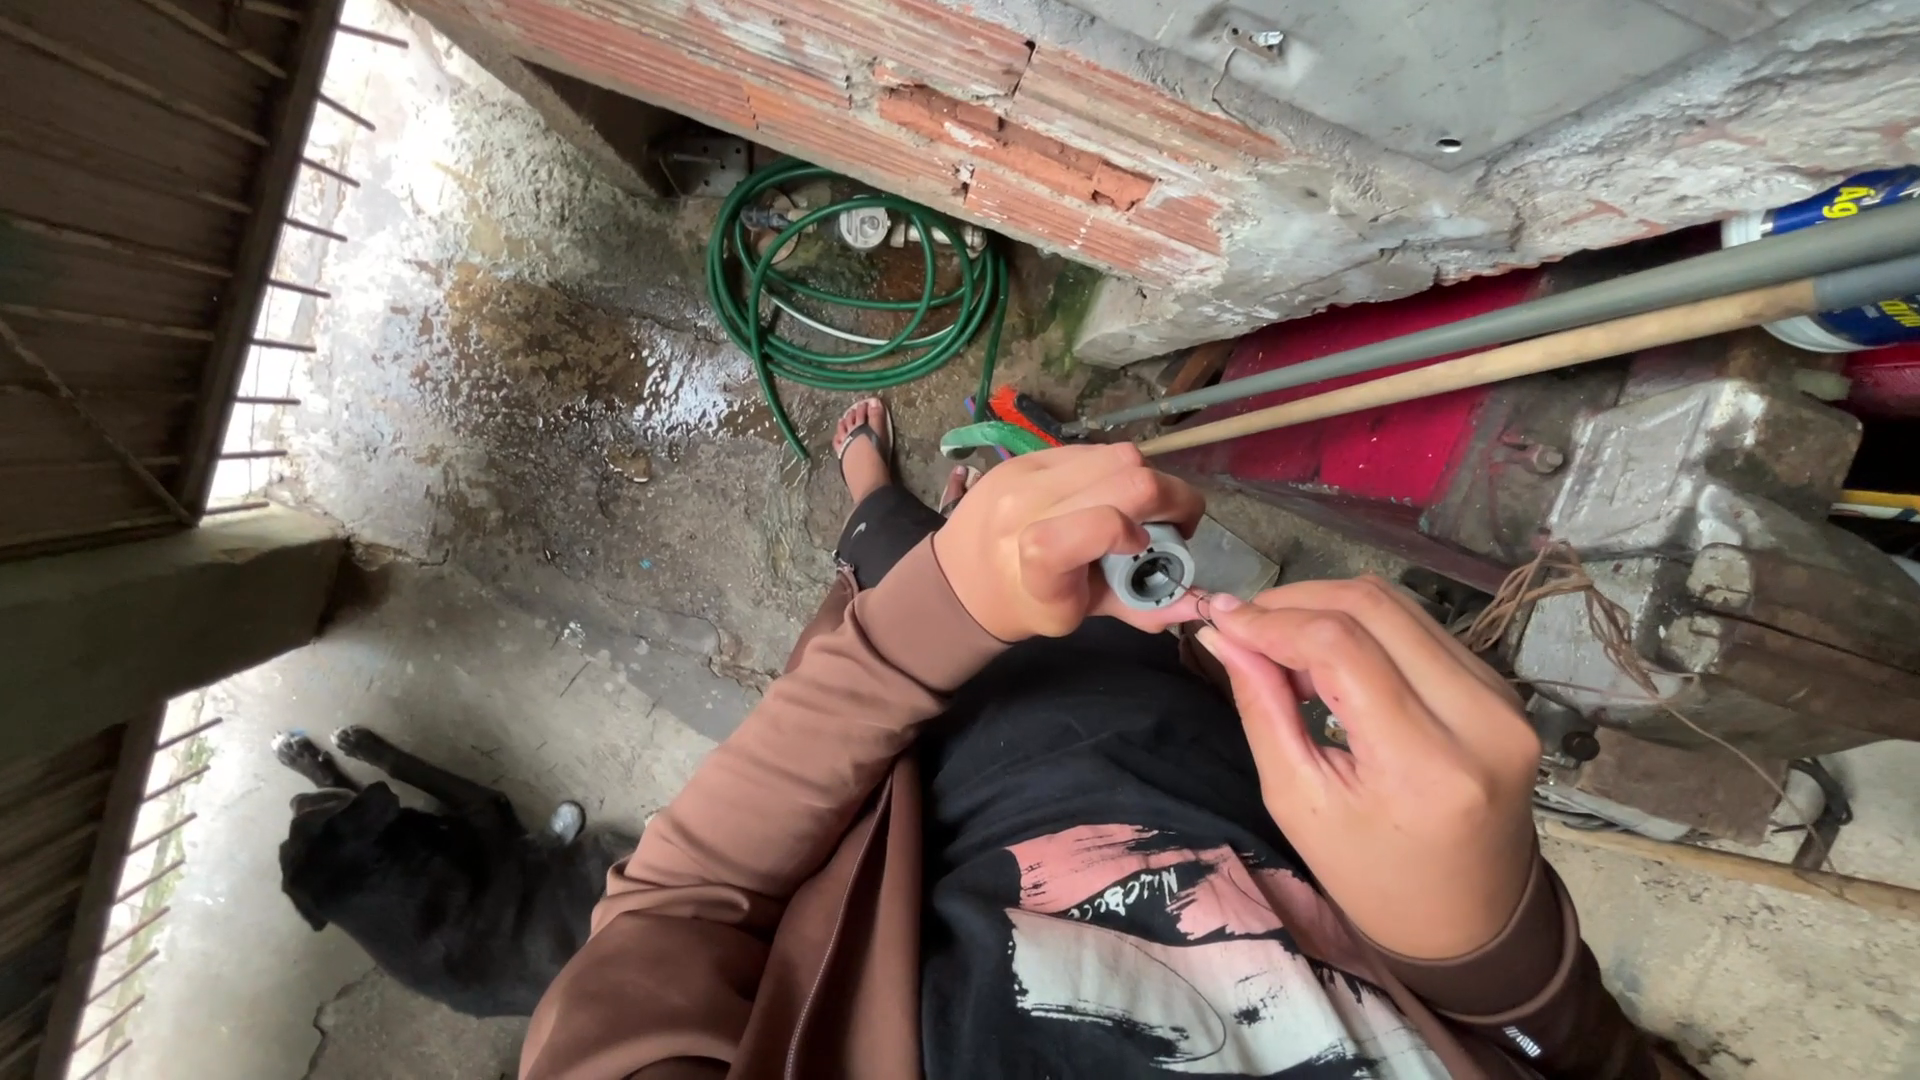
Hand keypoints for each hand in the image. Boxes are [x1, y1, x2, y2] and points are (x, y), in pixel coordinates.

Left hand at [933, 443, 1204, 640]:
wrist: (961, 578)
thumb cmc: (1025, 604)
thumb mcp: (1078, 617)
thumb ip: (1140, 607)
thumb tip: (1199, 601)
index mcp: (1038, 565)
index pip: (1096, 524)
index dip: (1131, 529)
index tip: (1143, 547)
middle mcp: (1027, 509)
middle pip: (1126, 474)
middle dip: (1170, 497)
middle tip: (1169, 525)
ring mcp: (1022, 475)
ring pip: (1115, 453)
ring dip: (1141, 479)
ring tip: (1135, 510)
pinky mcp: (1023, 456)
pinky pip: (1090, 449)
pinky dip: (1111, 471)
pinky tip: (1101, 495)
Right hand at [1196, 578, 1540, 959]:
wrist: (1467, 920)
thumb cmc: (1368, 873)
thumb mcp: (1295, 799)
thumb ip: (1261, 706)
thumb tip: (1222, 633)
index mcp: (1425, 763)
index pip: (1342, 647)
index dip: (1272, 621)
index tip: (1220, 619)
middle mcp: (1480, 718)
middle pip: (1372, 605)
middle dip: (1293, 601)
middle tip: (1244, 625)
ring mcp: (1501, 699)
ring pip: (1395, 604)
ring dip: (1323, 608)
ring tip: (1283, 649)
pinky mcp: (1501, 690)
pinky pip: (1416, 626)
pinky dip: (1358, 625)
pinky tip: (1327, 660)